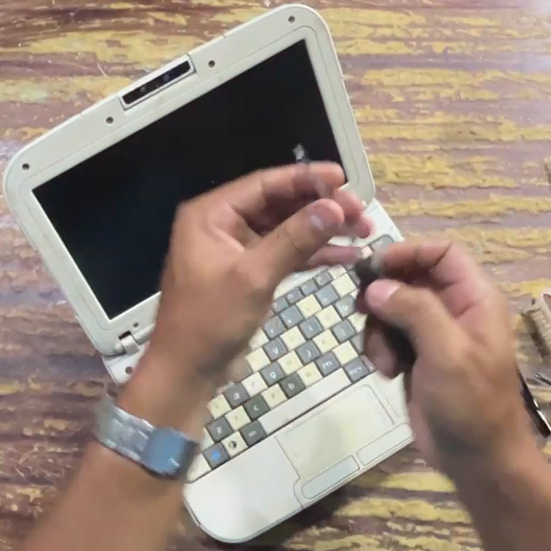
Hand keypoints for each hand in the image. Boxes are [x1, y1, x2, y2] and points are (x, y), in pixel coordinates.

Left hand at [138, 163, 368, 403]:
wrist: (187, 372)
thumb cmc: (209, 321)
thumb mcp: (253, 277)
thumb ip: (294, 239)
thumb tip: (333, 207)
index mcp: (210, 215)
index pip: (264, 184)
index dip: (306, 178)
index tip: (344, 179)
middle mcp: (222, 225)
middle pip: (278, 205)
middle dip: (320, 207)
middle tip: (361, 212)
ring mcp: (236, 250)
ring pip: (286, 230)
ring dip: (322, 231)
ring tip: (363, 232)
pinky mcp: (249, 274)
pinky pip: (284, 255)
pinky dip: (312, 255)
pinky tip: (345, 256)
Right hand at [357, 239, 540, 479]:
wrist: (476, 460)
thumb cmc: (471, 404)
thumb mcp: (446, 352)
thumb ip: (414, 311)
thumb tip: (376, 286)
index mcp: (475, 300)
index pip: (442, 253)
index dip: (407, 252)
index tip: (373, 268)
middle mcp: (454, 310)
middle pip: (409, 277)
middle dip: (383, 294)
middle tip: (361, 310)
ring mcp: (433, 334)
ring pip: (391, 307)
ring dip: (377, 329)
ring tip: (384, 360)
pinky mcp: (415, 357)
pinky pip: (386, 335)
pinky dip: (378, 349)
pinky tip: (387, 373)